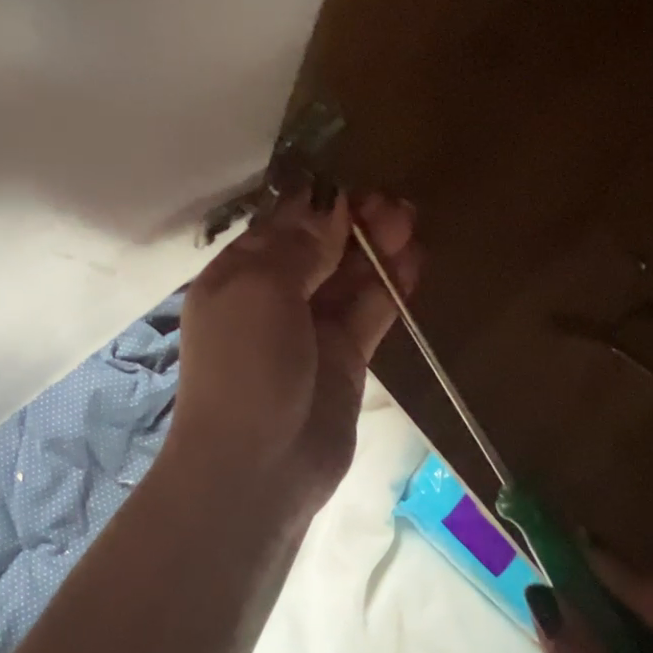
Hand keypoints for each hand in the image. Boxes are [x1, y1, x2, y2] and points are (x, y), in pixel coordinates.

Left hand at [166, 188, 420, 518]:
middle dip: (353, 222)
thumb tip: (327, 203)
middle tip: (394, 202)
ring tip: (410, 220)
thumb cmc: (245, 366)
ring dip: (377, 248)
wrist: (256, 468)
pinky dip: (390, 285)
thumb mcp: (260, 290)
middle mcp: (272, 297)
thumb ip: (298, 245)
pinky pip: (370, 310)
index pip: (279, 226)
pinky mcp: (345, 357)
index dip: (316, 203)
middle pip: (319, 247)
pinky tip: (414, 260)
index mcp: (237, 275)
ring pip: (348, 276)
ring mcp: (310, 328)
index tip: (354, 183)